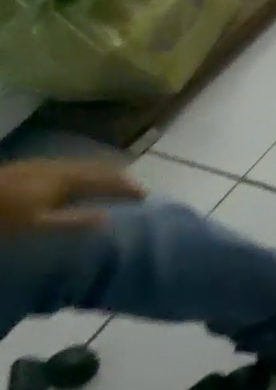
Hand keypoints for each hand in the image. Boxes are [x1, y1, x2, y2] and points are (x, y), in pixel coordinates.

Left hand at [0, 160, 146, 233]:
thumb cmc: (1, 217)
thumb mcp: (37, 224)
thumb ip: (76, 220)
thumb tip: (112, 218)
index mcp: (68, 176)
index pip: (111, 179)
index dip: (131, 188)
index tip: (147, 199)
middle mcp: (59, 165)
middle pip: (98, 169)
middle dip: (118, 179)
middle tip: (131, 193)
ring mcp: (40, 165)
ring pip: (81, 168)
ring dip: (98, 177)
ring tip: (106, 190)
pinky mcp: (24, 170)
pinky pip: (65, 169)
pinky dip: (79, 177)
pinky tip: (72, 187)